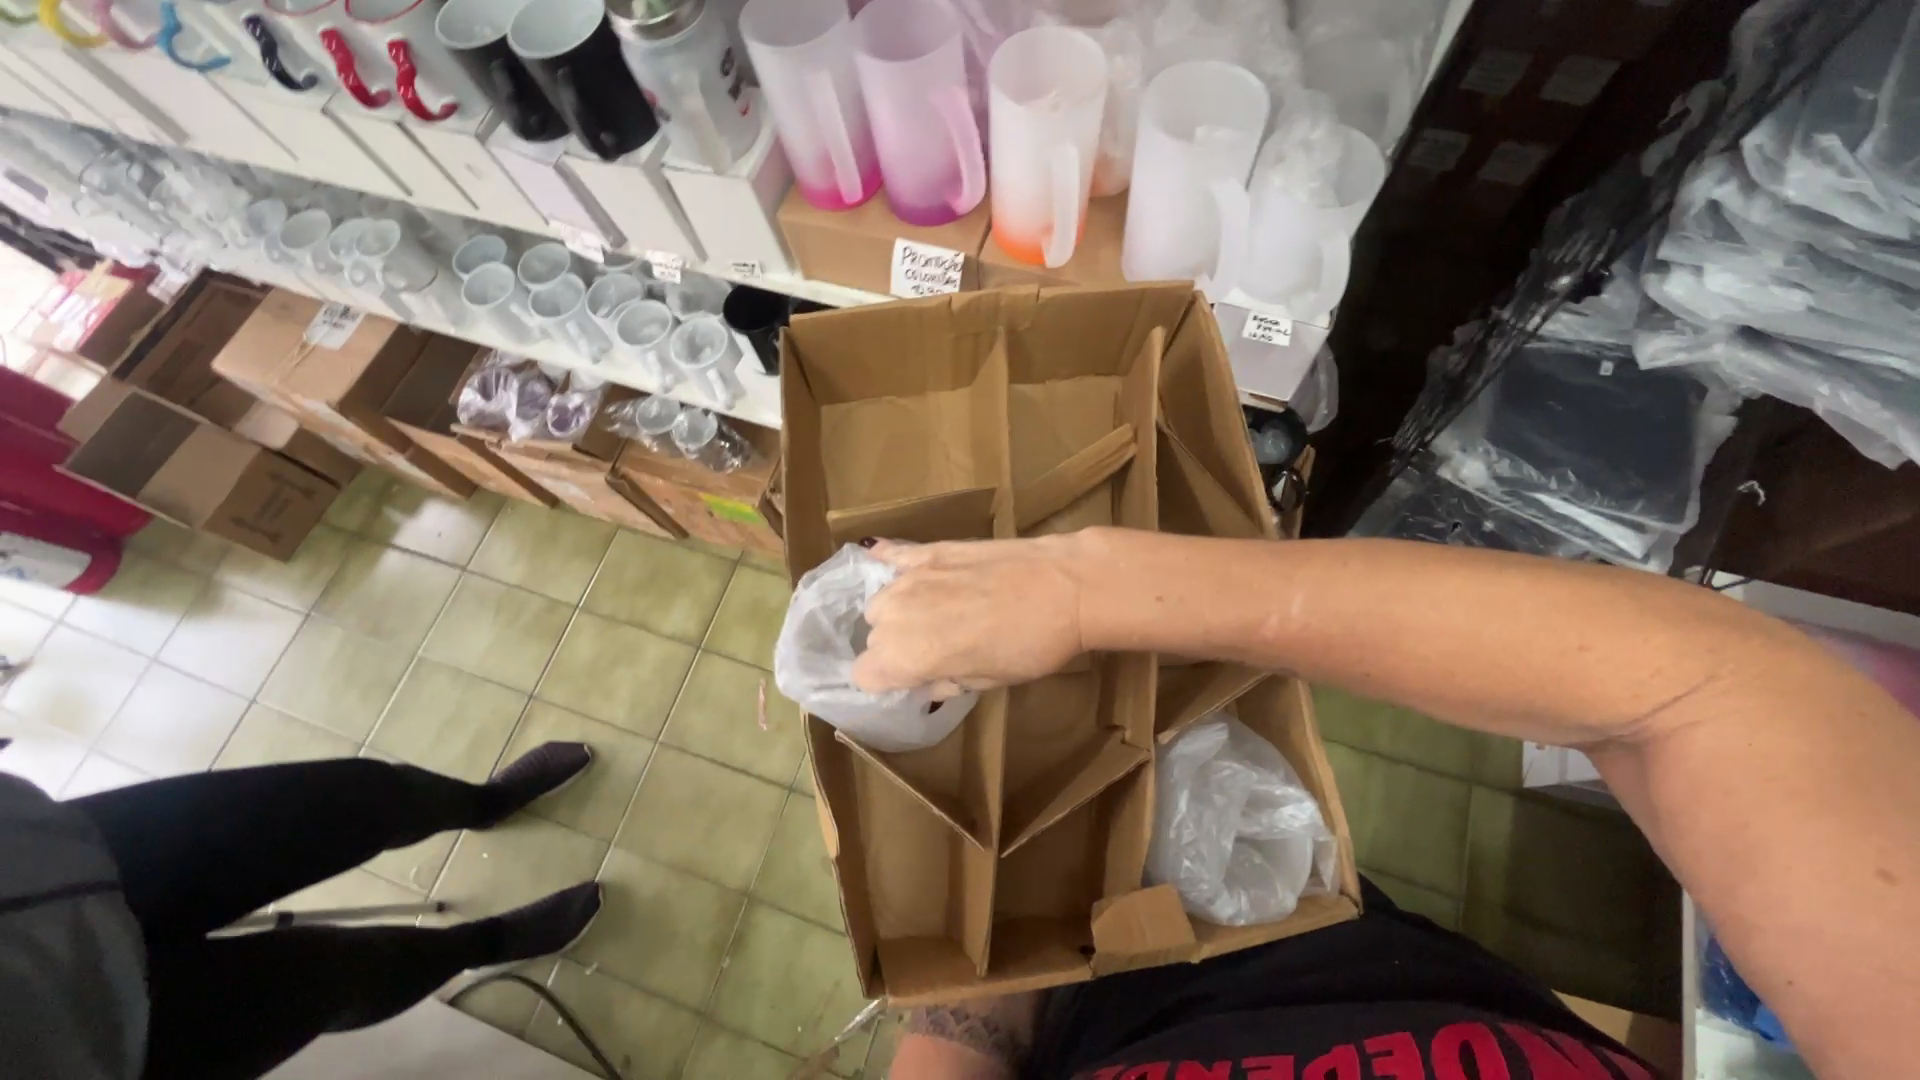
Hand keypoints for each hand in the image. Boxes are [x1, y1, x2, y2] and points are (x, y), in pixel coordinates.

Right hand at [851, 536, 1088, 696]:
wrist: (1064, 588)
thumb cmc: (1029, 647)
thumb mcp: (986, 682)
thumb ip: (942, 681)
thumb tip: (925, 679)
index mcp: (904, 658)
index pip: (865, 676)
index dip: (889, 681)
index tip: (915, 679)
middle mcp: (894, 616)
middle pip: (875, 638)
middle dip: (898, 647)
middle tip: (939, 648)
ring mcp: (909, 577)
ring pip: (883, 601)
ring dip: (900, 611)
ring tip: (937, 612)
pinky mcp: (929, 549)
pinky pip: (890, 555)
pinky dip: (886, 561)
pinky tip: (883, 558)